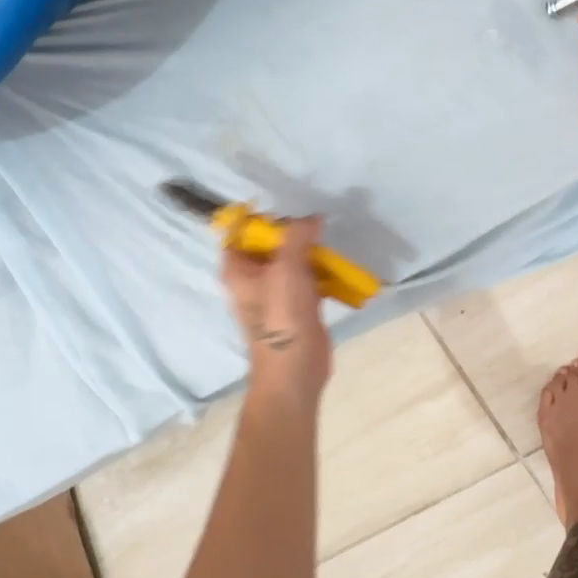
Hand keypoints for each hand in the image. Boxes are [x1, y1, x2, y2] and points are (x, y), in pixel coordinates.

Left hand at [221, 216, 331, 400]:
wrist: (295, 369)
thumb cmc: (283, 318)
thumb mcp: (287, 268)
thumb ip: (298, 236)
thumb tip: (313, 217)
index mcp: (238, 269)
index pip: (241, 231)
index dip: (262, 217)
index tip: (290, 207)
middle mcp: (254, 278)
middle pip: (272, 243)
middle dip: (295, 232)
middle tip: (318, 222)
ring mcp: (277, 293)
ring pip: (294, 260)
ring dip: (312, 252)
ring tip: (331, 241)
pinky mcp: (298, 306)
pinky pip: (310, 279)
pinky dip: (323, 272)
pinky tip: (340, 267)